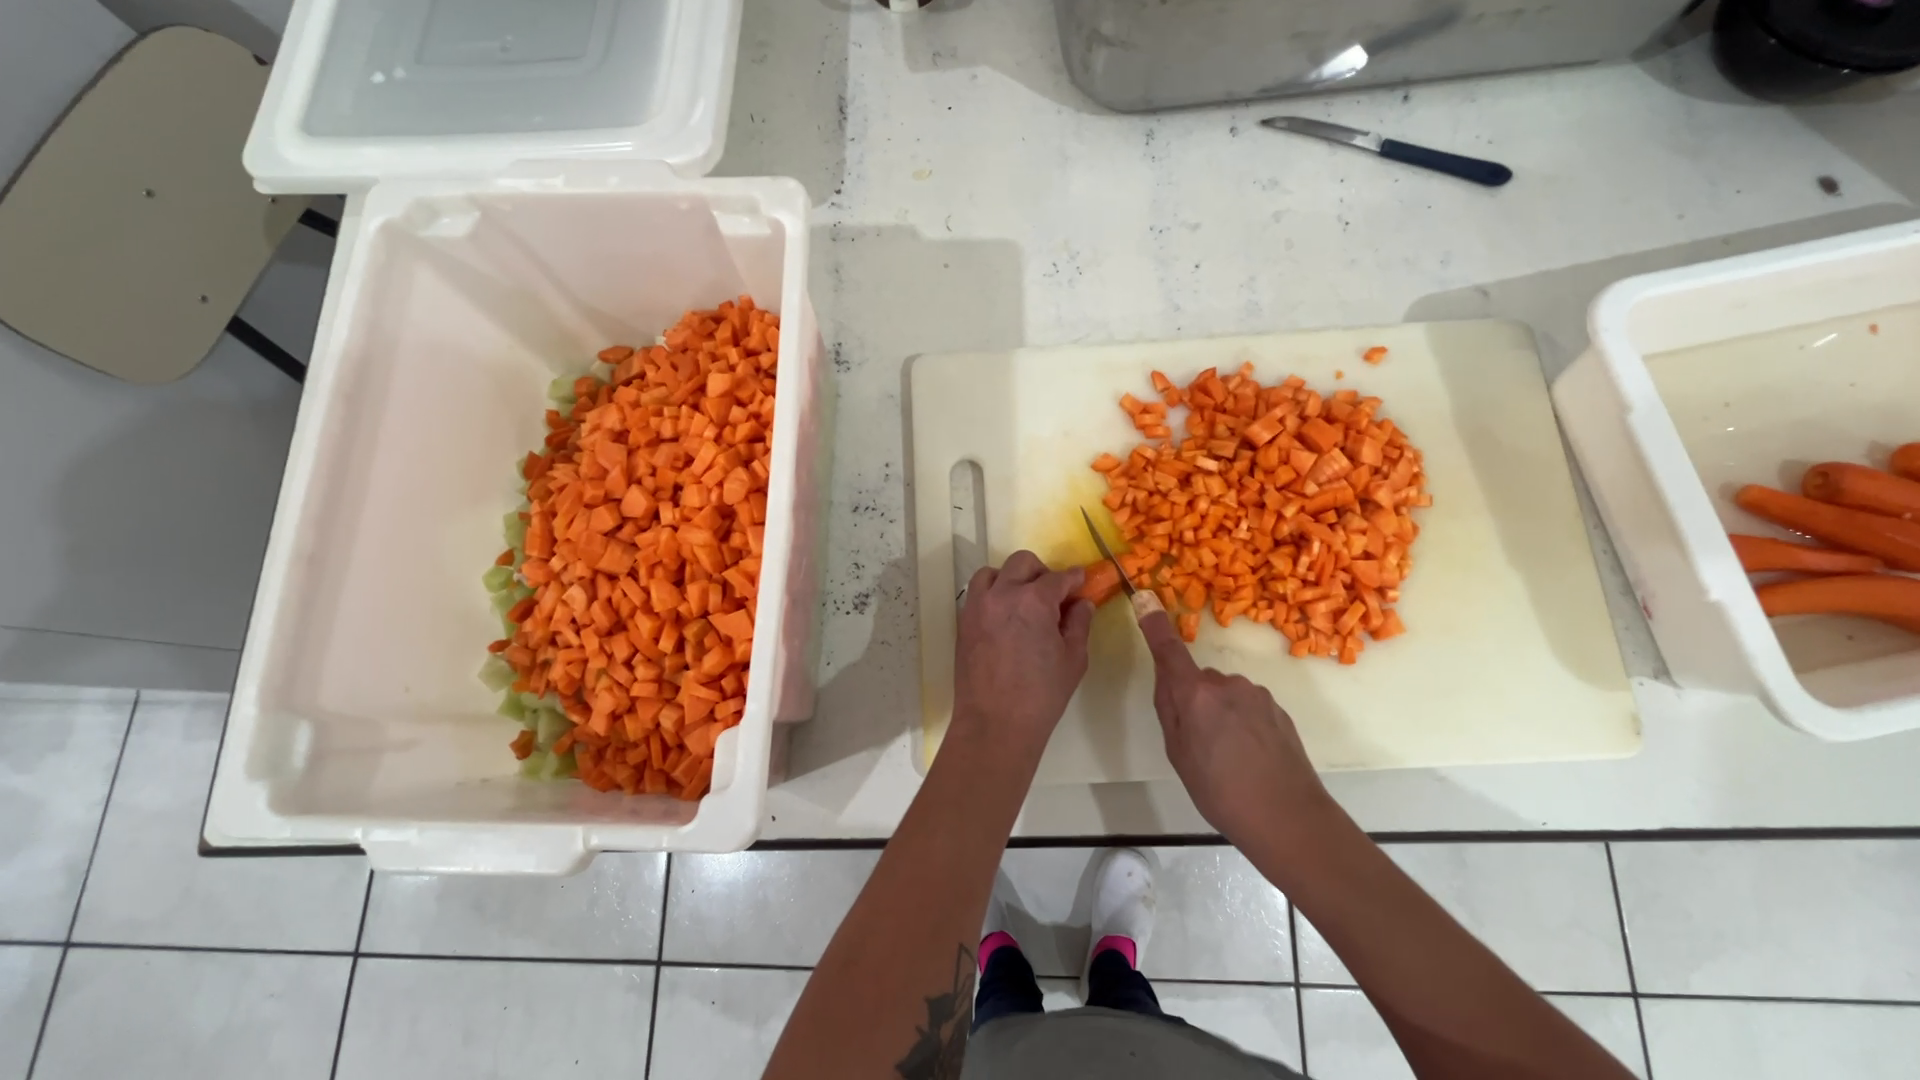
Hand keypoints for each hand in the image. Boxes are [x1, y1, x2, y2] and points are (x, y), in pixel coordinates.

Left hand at [952, 551, 1094, 757]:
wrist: (995, 723)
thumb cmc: (1042, 695)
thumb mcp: (1073, 659)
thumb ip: (1079, 624)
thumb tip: (1081, 604)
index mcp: (1034, 601)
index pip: (1058, 578)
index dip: (1074, 579)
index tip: (1081, 582)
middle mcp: (1002, 594)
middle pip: (1023, 563)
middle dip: (1042, 572)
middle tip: (1054, 595)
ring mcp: (978, 606)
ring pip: (993, 573)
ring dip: (1011, 578)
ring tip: (1023, 601)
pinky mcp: (964, 622)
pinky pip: (977, 594)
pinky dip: (992, 594)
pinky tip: (1005, 616)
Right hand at [1140, 612, 1326, 843]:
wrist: (1286, 815)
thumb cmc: (1219, 791)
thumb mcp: (1179, 754)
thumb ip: (1170, 711)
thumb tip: (1168, 680)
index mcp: (1195, 694)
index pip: (1168, 652)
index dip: (1154, 626)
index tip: (1144, 599)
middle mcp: (1227, 684)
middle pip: (1198, 681)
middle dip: (1193, 701)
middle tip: (1197, 745)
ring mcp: (1257, 695)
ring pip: (1225, 695)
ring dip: (1220, 715)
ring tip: (1227, 758)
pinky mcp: (1278, 709)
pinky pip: (1248, 708)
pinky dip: (1243, 724)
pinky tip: (1249, 758)